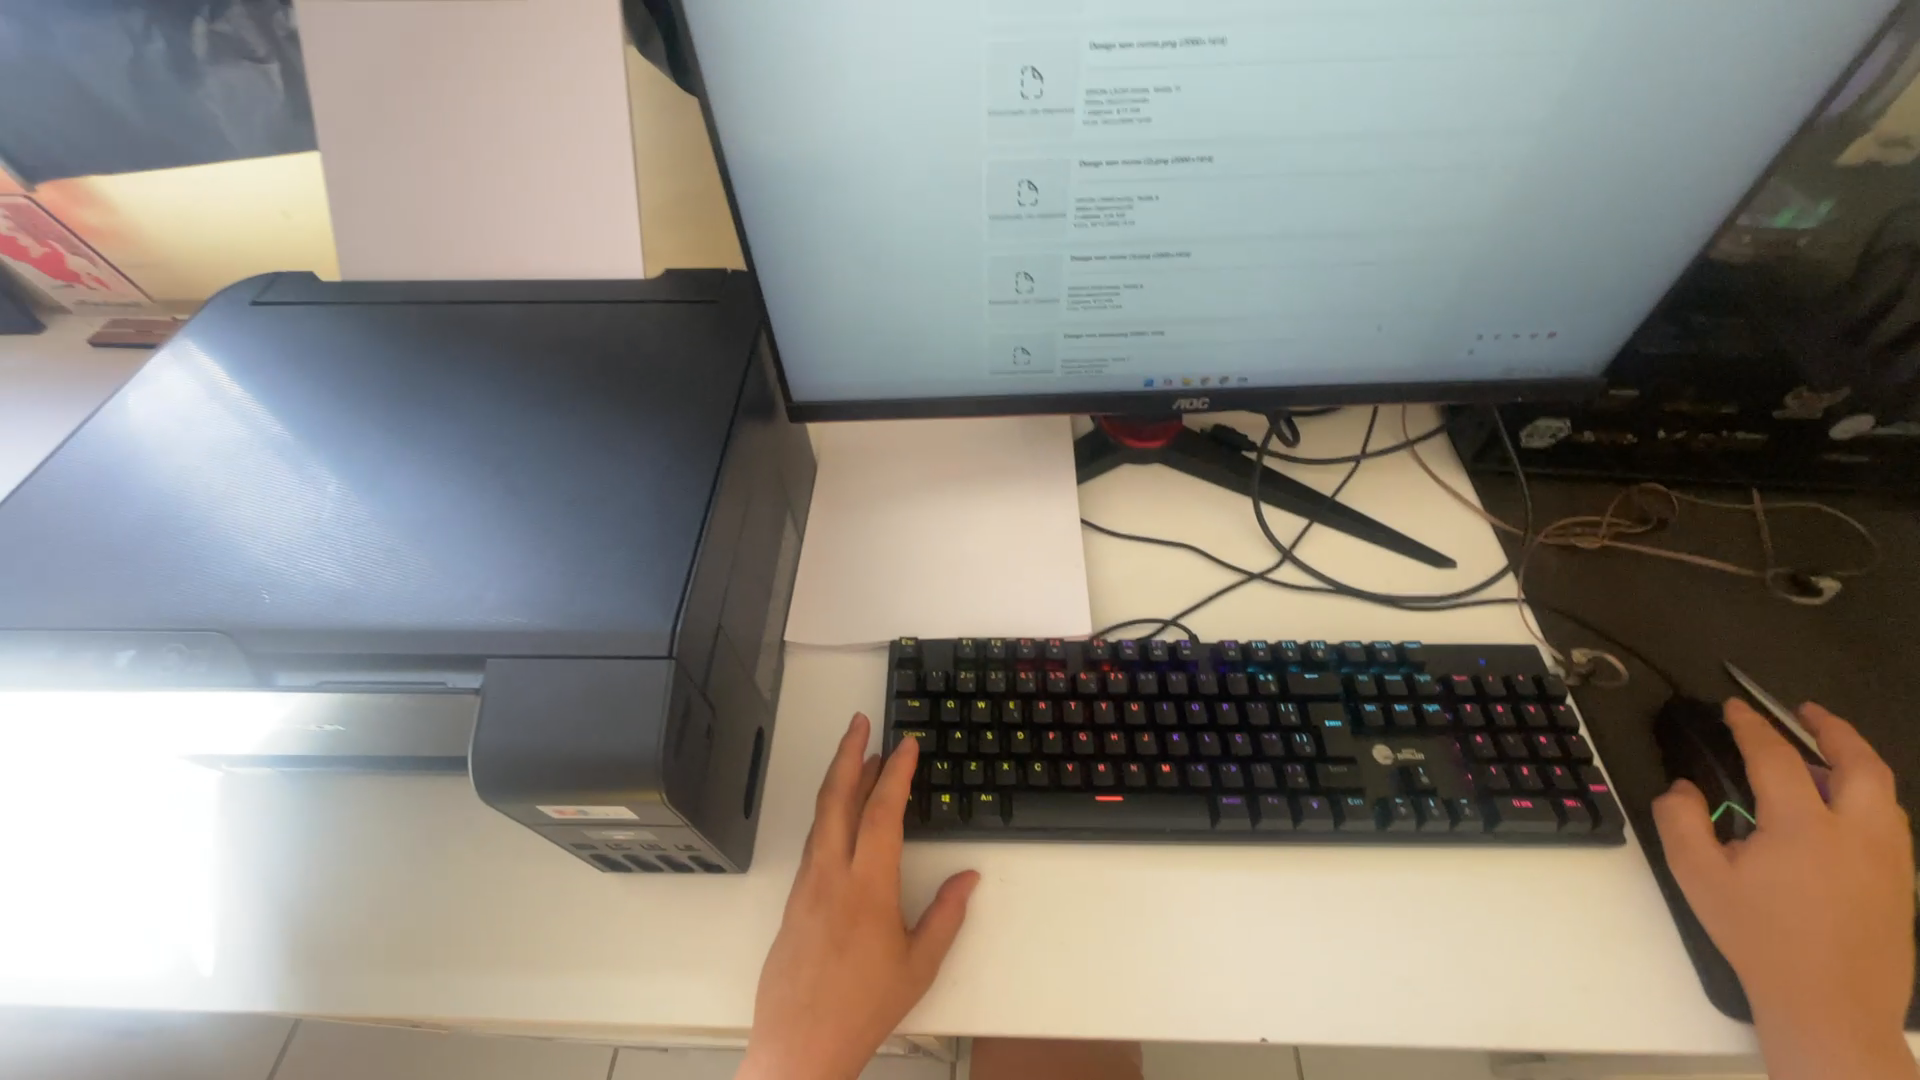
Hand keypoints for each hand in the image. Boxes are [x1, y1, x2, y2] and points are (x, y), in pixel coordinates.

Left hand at [738, 715, 978, 1079]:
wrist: (798, 1047)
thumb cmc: (864, 1007)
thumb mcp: (918, 965)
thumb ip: (946, 915)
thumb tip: (969, 877)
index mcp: (867, 886)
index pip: (882, 813)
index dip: (895, 773)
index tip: (906, 745)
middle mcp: (831, 873)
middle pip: (836, 797)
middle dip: (850, 753)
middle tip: (860, 722)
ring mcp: (807, 883)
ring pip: (821, 815)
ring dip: (839, 779)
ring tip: (860, 758)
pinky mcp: (794, 897)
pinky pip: (814, 839)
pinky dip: (829, 811)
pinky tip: (842, 812)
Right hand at [1654, 700, 1917, 1079]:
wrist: (1831, 1003)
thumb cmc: (1757, 934)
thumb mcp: (1696, 874)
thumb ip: (1681, 819)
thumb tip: (1686, 788)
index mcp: (1805, 826)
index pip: (1778, 758)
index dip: (1752, 726)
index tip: (1734, 708)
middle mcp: (1860, 834)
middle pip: (1862, 764)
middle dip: (1833, 730)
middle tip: (1804, 712)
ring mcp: (1891, 860)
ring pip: (1884, 794)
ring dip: (1852, 763)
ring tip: (1819, 756)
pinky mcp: (1903, 883)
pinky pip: (1889, 822)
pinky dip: (1865, 796)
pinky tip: (1836, 808)